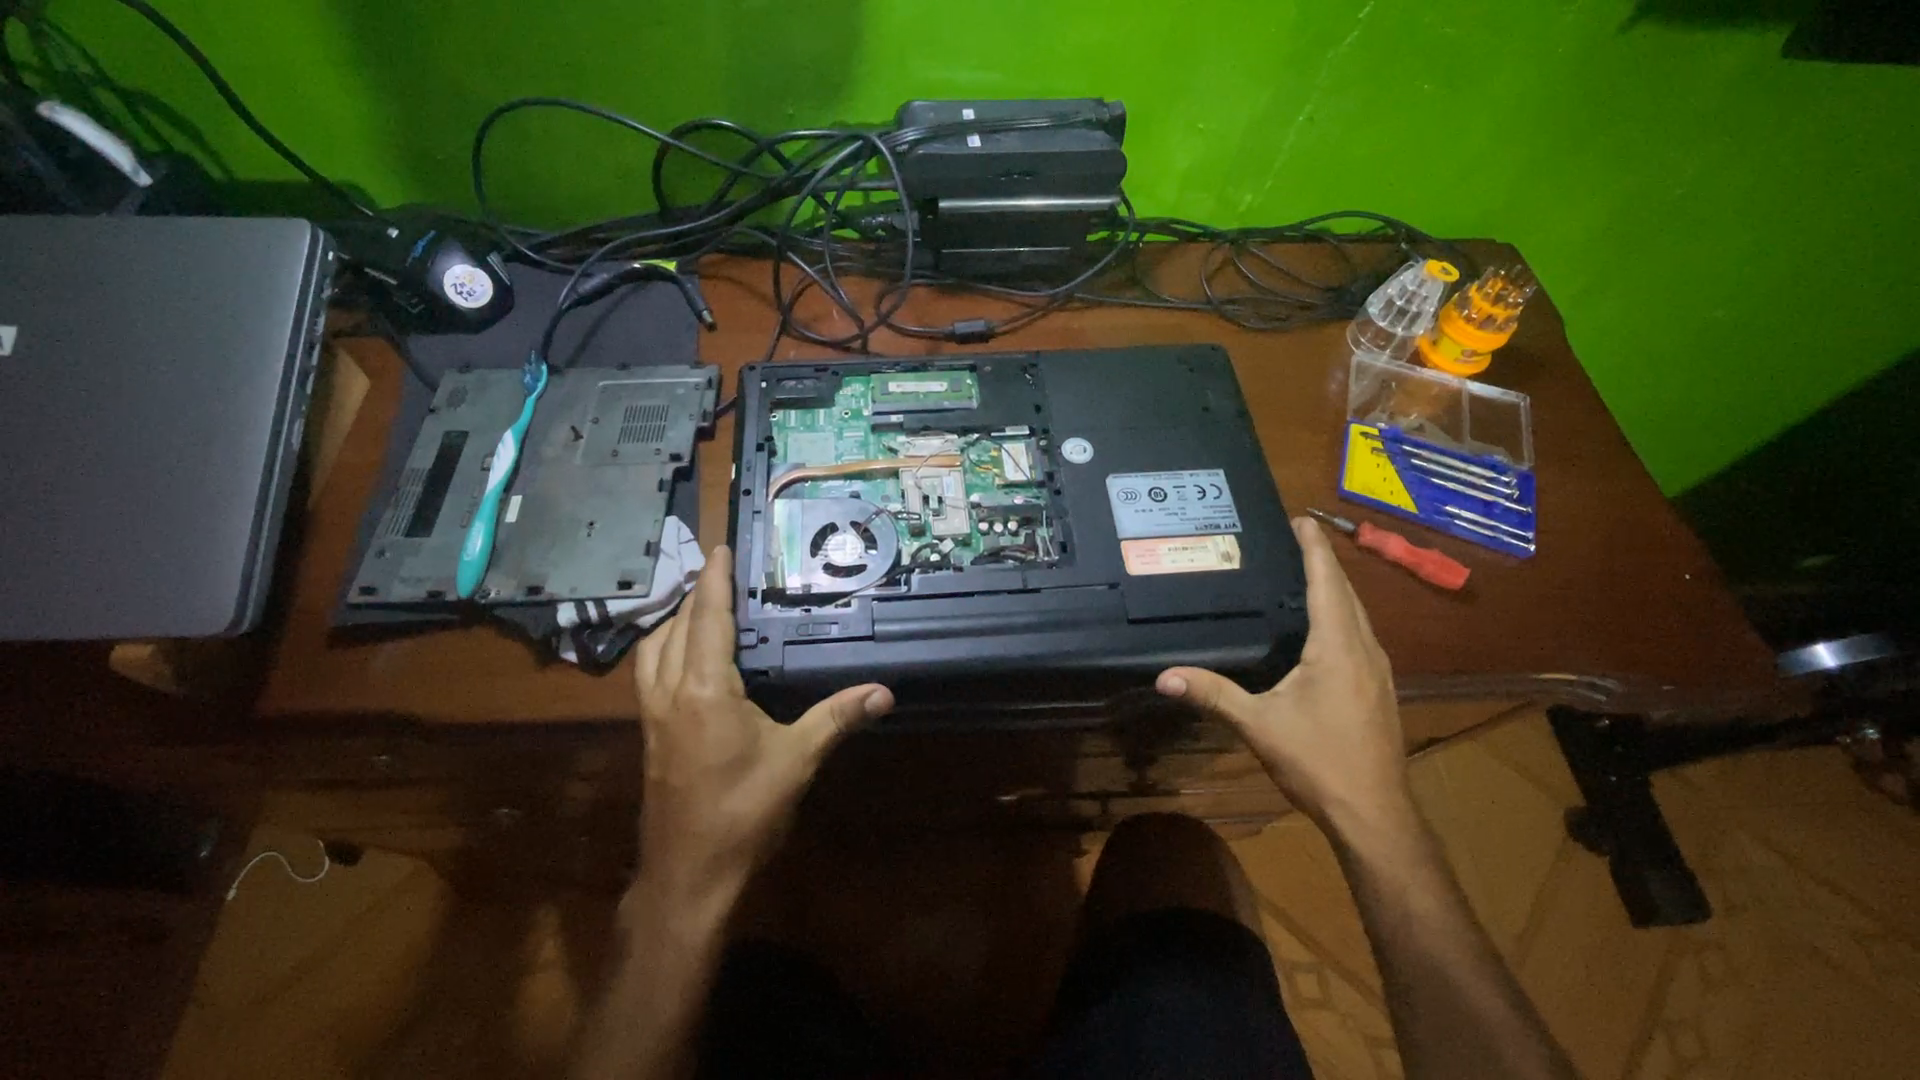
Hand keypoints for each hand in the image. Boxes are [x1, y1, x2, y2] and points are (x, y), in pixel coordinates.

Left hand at [632, 546, 893, 901]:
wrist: (688, 877)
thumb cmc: (743, 814)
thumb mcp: (797, 762)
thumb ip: (837, 719)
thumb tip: (884, 691)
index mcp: (704, 690)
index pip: (707, 618)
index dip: (715, 580)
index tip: (721, 548)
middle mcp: (669, 692)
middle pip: (675, 626)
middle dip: (696, 593)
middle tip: (723, 570)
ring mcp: (652, 715)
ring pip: (652, 649)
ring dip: (674, 620)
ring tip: (701, 605)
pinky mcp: (649, 735)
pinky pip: (649, 673)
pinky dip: (663, 648)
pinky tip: (684, 658)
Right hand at [1156, 517, 1410, 832]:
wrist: (1375, 814)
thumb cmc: (1318, 762)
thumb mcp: (1259, 726)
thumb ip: (1214, 695)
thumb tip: (1164, 676)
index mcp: (1338, 648)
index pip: (1327, 583)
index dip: (1315, 549)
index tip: (1302, 519)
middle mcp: (1365, 650)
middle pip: (1347, 594)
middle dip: (1325, 563)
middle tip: (1297, 539)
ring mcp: (1379, 671)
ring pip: (1359, 616)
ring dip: (1337, 590)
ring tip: (1308, 574)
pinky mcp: (1380, 691)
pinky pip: (1361, 637)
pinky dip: (1343, 617)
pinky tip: (1325, 629)